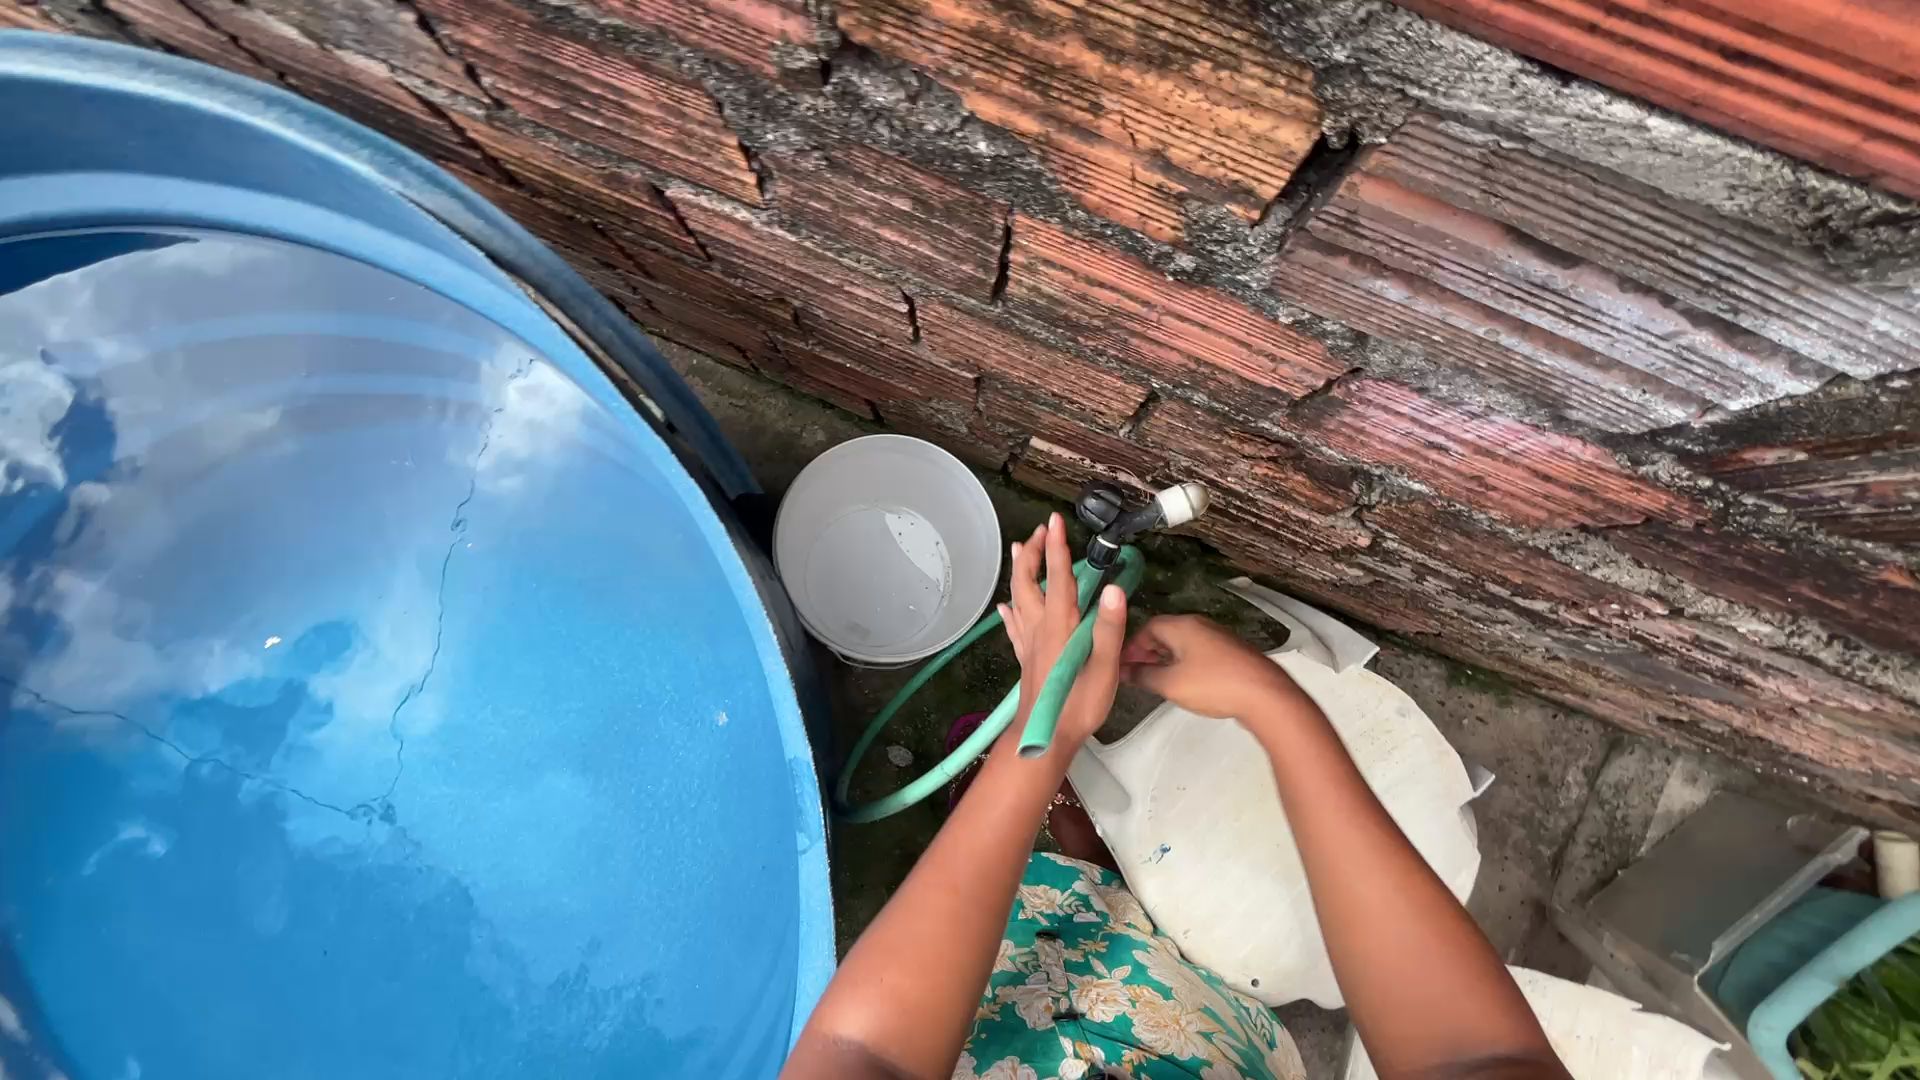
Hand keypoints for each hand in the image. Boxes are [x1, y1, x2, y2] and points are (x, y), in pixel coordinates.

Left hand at [997, 512, 1126, 746]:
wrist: (1044, 737)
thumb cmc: (1078, 704)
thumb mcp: (1105, 668)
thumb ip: (1110, 628)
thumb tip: (1115, 588)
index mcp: (1060, 624)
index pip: (1057, 576)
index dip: (1056, 546)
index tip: (1054, 519)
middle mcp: (1039, 627)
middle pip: (1029, 581)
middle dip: (1033, 552)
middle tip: (1041, 530)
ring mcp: (1028, 641)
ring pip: (1018, 597)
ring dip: (1020, 571)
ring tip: (1020, 549)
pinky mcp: (1025, 657)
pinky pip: (1013, 625)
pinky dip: (1010, 609)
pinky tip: (1005, 605)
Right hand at [1120, 614, 1299, 721]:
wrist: (1265, 695)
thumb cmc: (1213, 685)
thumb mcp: (1170, 684)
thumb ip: (1144, 676)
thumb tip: (1125, 672)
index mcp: (1181, 626)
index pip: (1146, 627)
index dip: (1131, 646)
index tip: (1122, 664)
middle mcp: (1199, 625)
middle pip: (1164, 633)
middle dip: (1147, 652)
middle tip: (1135, 673)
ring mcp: (1217, 638)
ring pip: (1182, 643)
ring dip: (1165, 658)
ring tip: (1155, 679)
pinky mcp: (1230, 652)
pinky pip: (1198, 652)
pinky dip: (1184, 663)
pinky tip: (1183, 682)